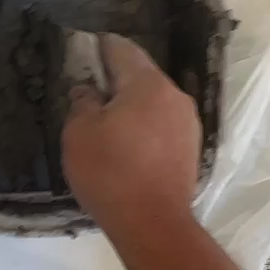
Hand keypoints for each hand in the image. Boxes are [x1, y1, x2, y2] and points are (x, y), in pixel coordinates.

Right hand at [62, 34, 202, 234]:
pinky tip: (126, 145)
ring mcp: (188, 124)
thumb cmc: (109, 172)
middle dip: (116, 80)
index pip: (122, 50)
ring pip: (153, 103)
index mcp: (147, 84)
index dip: (101, 47)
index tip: (86, 48)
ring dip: (131, 107)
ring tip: (106, 123)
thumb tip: (89, 91)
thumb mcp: (79, 133)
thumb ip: (82, 103)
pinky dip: (144, 128)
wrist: (152, 223)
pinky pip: (162, 126)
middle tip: (89, 91)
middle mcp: (175, 96)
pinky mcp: (191, 150)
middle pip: (141, 76)